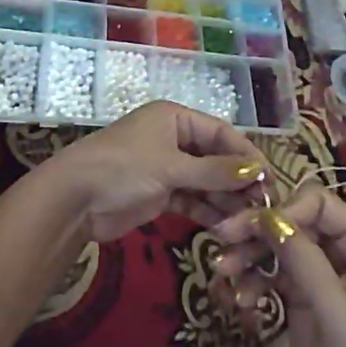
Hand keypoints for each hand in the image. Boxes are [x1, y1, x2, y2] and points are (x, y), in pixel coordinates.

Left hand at [34, 101, 270, 242]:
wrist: (74, 199)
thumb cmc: (122, 169)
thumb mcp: (170, 167)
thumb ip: (214, 171)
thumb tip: (257, 170)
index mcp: (174, 118)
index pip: (221, 133)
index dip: (246, 155)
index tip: (270, 181)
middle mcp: (172, 138)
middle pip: (216, 158)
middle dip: (238, 182)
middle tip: (264, 209)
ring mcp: (165, 167)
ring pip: (206, 182)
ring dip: (226, 201)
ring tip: (248, 224)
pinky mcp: (158, 193)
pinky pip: (192, 199)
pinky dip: (207, 212)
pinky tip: (227, 229)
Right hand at [209, 184, 345, 346]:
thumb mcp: (337, 318)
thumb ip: (306, 263)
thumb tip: (270, 216)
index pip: (323, 206)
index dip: (288, 209)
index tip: (255, 227)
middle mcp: (343, 258)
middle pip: (295, 221)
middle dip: (258, 229)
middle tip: (221, 237)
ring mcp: (321, 278)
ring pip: (278, 246)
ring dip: (249, 254)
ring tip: (222, 272)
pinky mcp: (301, 299)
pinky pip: (271, 273)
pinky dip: (252, 279)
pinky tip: (241, 299)